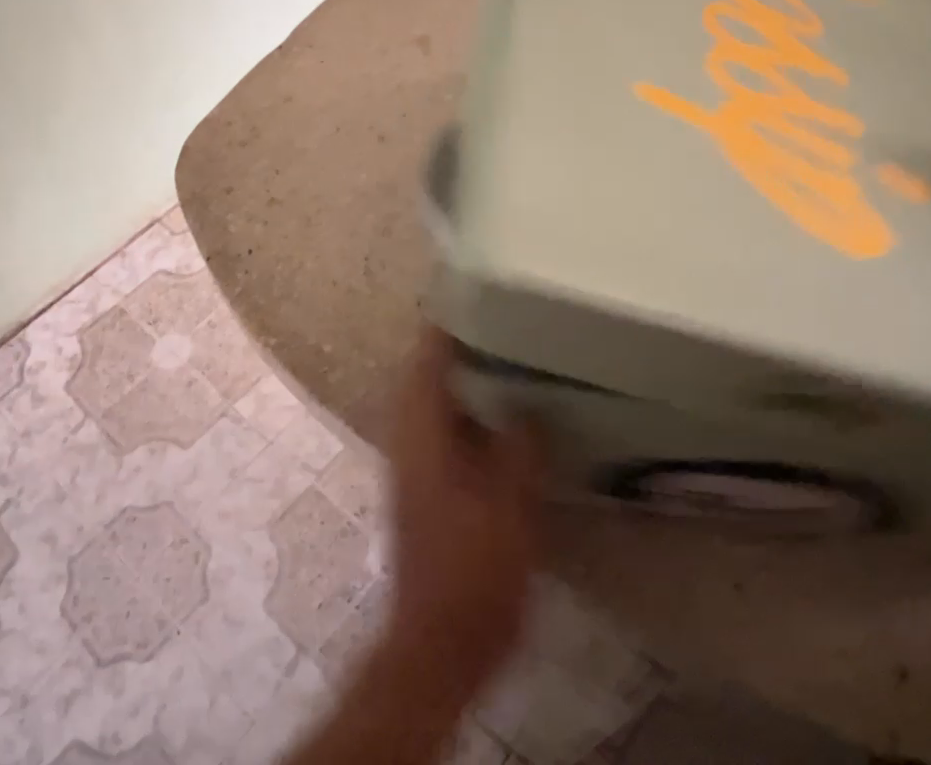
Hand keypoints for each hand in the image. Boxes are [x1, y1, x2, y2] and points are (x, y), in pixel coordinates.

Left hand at [381, 329, 543, 698]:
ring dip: (461, 378)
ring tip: (507, 357)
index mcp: (421, 434)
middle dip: (456, 345)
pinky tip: (502, 417)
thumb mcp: (511, 503)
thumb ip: (518, 446)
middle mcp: (406, 441)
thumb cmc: (475, 569)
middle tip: (501, 319)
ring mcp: (411, 466)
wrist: (440, 638)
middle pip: (424, 376)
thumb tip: (524, 404)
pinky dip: (465, 411)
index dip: (447, 324)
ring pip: (432, 404)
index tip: (476, 291)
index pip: (426, 359)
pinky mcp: (422, 488)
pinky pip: (441, 430)